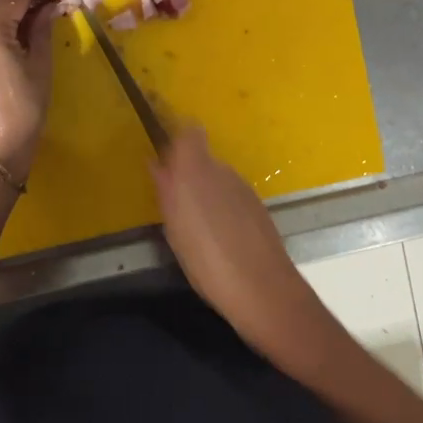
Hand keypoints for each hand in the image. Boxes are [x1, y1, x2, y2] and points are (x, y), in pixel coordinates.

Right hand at [151, 128, 330, 355]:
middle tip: (172, 206)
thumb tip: (158, 163)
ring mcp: (245, 190)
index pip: (189, 132)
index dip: (177, 141)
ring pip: (218, 180)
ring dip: (205, 195)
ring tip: (194, 231)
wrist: (264, 291)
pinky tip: (218, 242)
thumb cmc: (208, 260)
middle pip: (202, 158)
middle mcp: (225, 172)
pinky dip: (222, 211)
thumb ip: (167, 190)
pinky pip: (232, 199)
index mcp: (198, 170)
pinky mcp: (259, 209)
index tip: (163, 161)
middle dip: (187, 174)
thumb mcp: (175, 228)